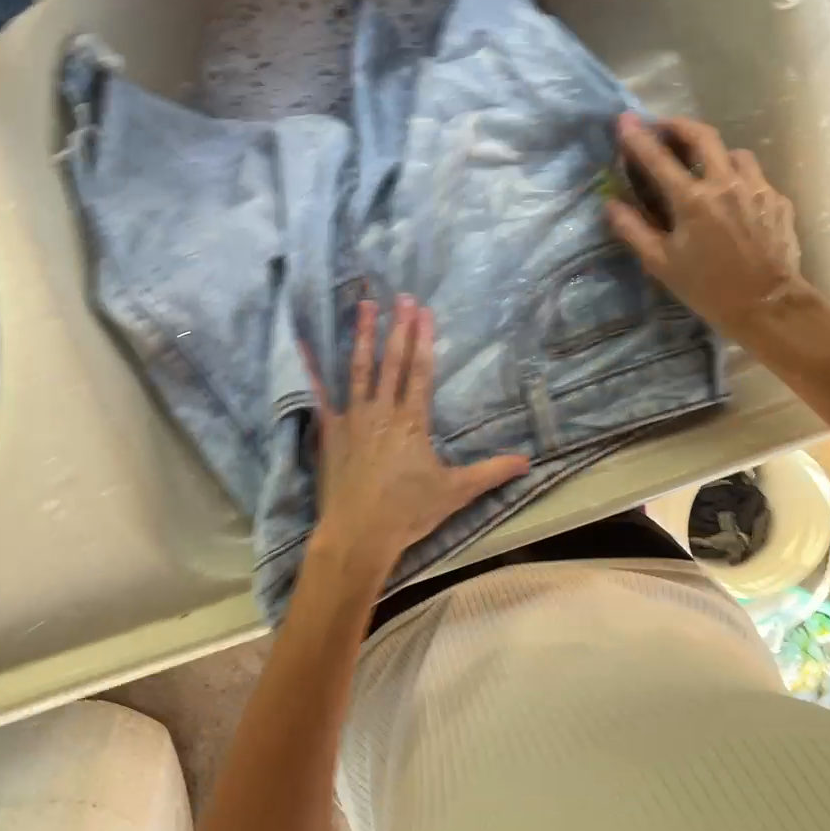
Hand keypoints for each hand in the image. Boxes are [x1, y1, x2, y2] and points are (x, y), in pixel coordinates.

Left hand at [300, 296, 531, 594]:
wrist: (358, 534)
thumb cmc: (407, 512)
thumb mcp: (456, 492)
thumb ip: (490, 472)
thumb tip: (527, 463)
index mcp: (412, 421)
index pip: (420, 370)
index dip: (423, 338)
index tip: (424, 310)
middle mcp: (382, 411)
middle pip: (392, 361)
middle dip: (398, 327)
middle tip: (401, 296)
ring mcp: (352, 419)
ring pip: (358, 369)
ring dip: (362, 336)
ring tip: (364, 306)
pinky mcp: (329, 432)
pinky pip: (317, 396)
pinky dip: (310, 370)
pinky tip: (302, 346)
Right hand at [605, 113, 804, 335]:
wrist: (767, 305)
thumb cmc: (706, 288)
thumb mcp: (661, 264)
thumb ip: (634, 230)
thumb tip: (611, 205)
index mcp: (693, 200)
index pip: (659, 159)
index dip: (638, 137)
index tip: (624, 119)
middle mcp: (726, 184)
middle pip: (703, 136)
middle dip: (679, 125)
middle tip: (664, 127)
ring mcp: (758, 188)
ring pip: (734, 154)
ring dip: (715, 154)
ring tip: (705, 167)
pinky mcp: (778, 200)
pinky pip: (755, 178)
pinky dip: (739, 180)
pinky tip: (733, 200)